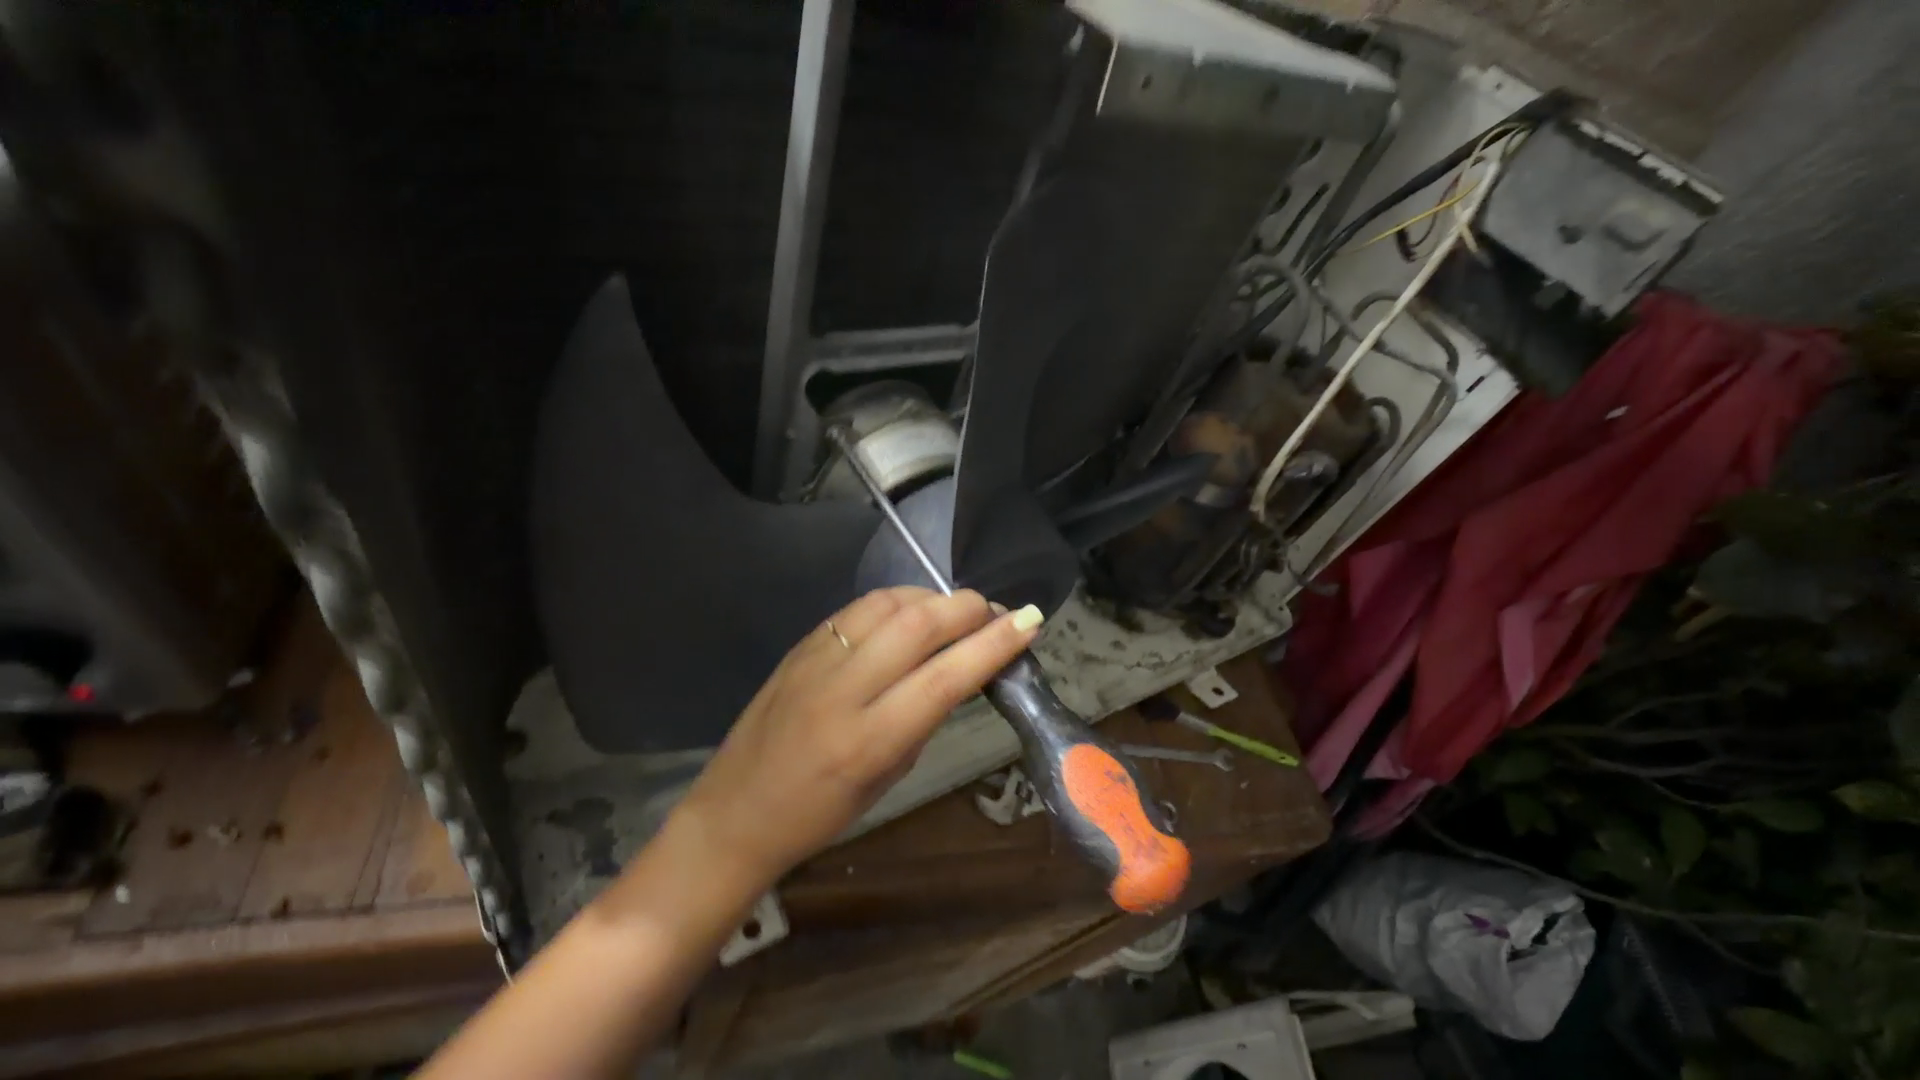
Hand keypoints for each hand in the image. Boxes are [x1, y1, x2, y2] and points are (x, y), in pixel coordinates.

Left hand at [669, 587, 1043, 888]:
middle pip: (918, 625)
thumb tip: (960, 671)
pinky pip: (858, 610)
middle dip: (969, 608)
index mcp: (868, 740)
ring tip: (957, 611)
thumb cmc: (820, 816)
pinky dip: (896, 602)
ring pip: (887, 603)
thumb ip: (923, 719)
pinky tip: (911, 613)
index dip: (994, 644)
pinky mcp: (799, 646)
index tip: (1029, 622)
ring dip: (933, 598)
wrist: (735, 813)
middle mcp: (842, 690)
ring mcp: (815, 661)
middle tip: (998, 612)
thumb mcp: (887, 778)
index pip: (945, 677)